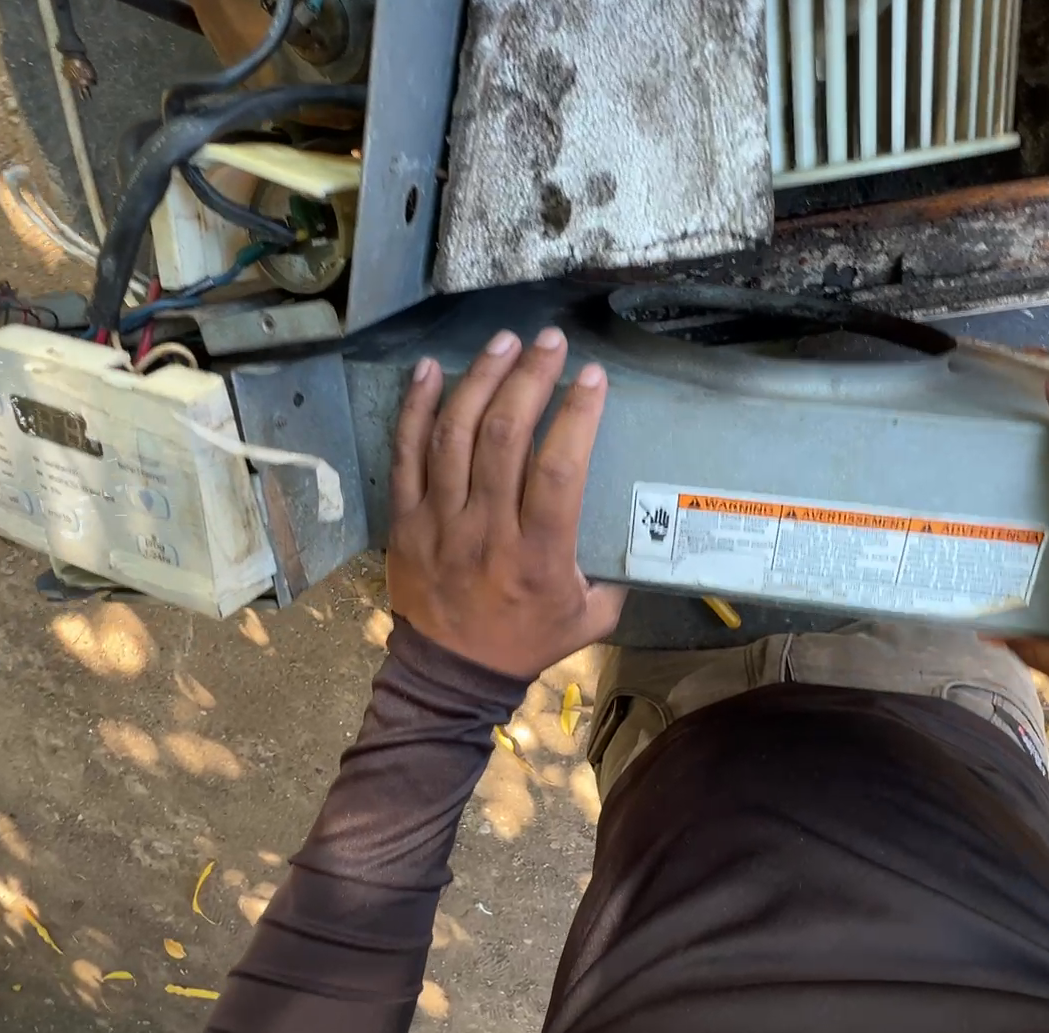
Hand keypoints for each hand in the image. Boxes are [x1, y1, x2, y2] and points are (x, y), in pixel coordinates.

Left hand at [386, 327, 625, 678]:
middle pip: (505, 437)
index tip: (592, 377)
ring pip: (455, 435)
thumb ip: (618, 575)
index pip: (559, 470)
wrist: (452, 675)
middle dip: (530, 379)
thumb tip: (642, 528)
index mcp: (539, 555)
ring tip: (502, 342)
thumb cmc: (526, 642)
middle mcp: (487, 530)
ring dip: (480, 380)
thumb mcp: (591, 619)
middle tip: (549, 342)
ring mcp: (439, 521)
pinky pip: (405, 454)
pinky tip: (430, 369)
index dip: (577, 416)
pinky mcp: (405, 519)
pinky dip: (415, 408)